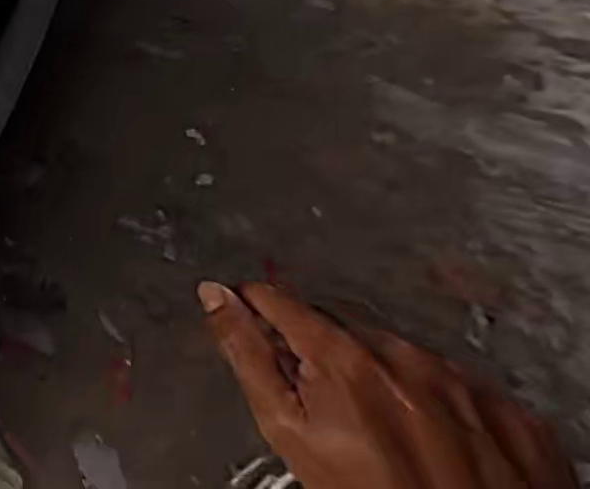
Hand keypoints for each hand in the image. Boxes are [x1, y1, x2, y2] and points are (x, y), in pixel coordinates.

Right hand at [201, 280, 574, 488]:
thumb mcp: (284, 427)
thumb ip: (244, 351)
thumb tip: (214, 294)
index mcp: (342, 357)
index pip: (275, 298)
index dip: (254, 310)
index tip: (253, 329)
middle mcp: (403, 358)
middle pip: (332, 321)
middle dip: (315, 344)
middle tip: (319, 395)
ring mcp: (464, 384)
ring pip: (389, 347)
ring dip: (371, 366)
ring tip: (377, 419)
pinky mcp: (512, 412)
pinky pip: (449, 378)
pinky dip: (428, 393)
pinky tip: (428, 432)